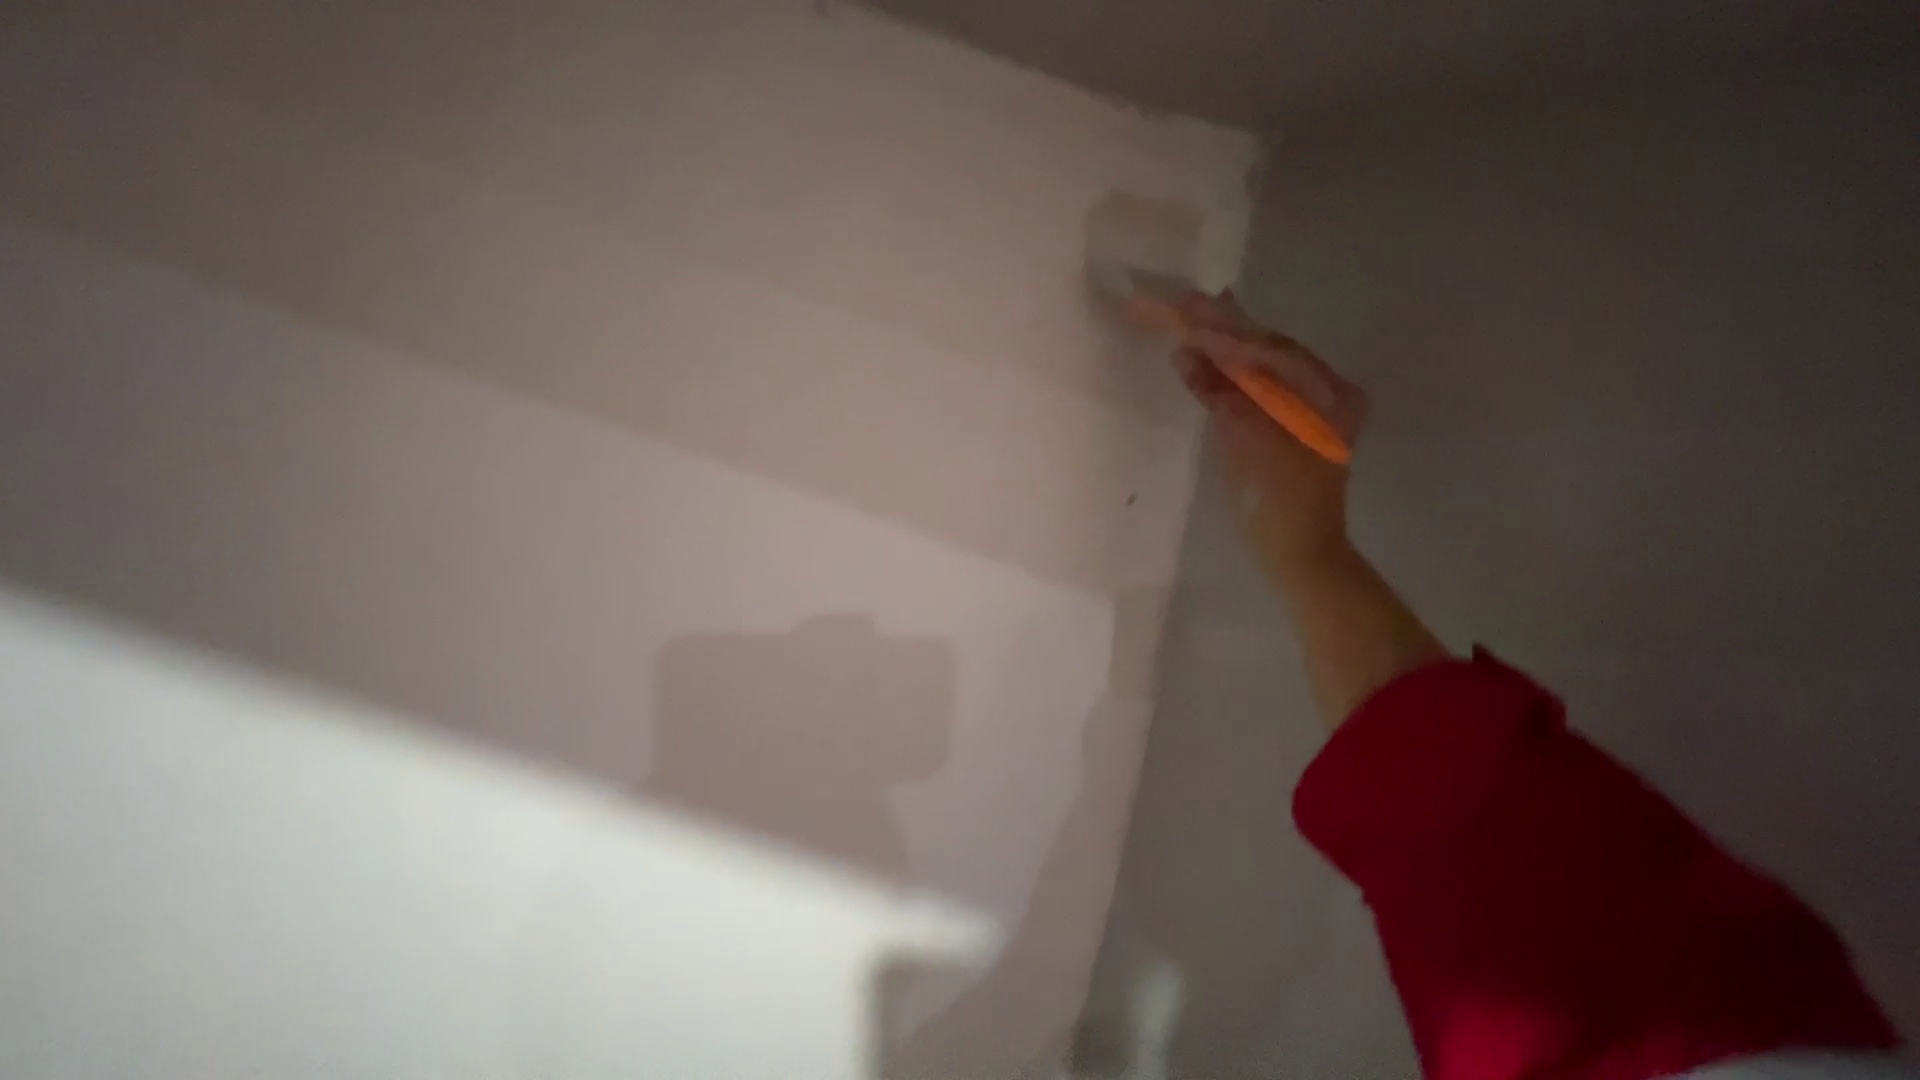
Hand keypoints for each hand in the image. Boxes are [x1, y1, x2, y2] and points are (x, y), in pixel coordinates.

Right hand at [1173, 291, 1368, 574]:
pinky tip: (1204, 364)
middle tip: (1183, 304)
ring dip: (1224, 351)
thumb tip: (1187, 353)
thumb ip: (1220, 394)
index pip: (1269, 347)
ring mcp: (1311, 412)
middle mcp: (1326, 393)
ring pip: (1261, 370)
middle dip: (1223, 332)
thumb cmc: (1279, 502)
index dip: (1224, 329)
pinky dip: (1230, 380)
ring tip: (1188, 321)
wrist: (1299, 554)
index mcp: (1328, 391)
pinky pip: (1259, 393)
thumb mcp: (1247, 442)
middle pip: (1267, 353)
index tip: (1188, 308)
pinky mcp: (1291, 430)